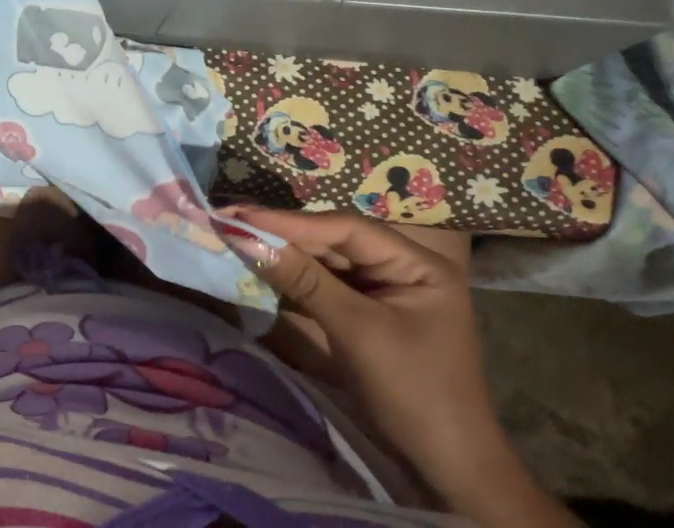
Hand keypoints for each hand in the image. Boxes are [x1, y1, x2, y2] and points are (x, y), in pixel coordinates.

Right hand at [229, 209, 572, 523]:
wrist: (446, 462)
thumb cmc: (412, 389)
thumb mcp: (356, 330)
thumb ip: (303, 279)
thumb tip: (245, 237)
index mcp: (418, 264)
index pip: (345, 228)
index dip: (290, 220)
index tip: (238, 213)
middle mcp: (402, 268)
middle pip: (333, 239)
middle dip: (282, 232)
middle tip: (228, 219)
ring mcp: (384, 291)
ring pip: (325, 260)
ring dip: (282, 252)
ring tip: (234, 235)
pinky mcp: (365, 312)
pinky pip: (323, 283)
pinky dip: (292, 276)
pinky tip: (260, 265)